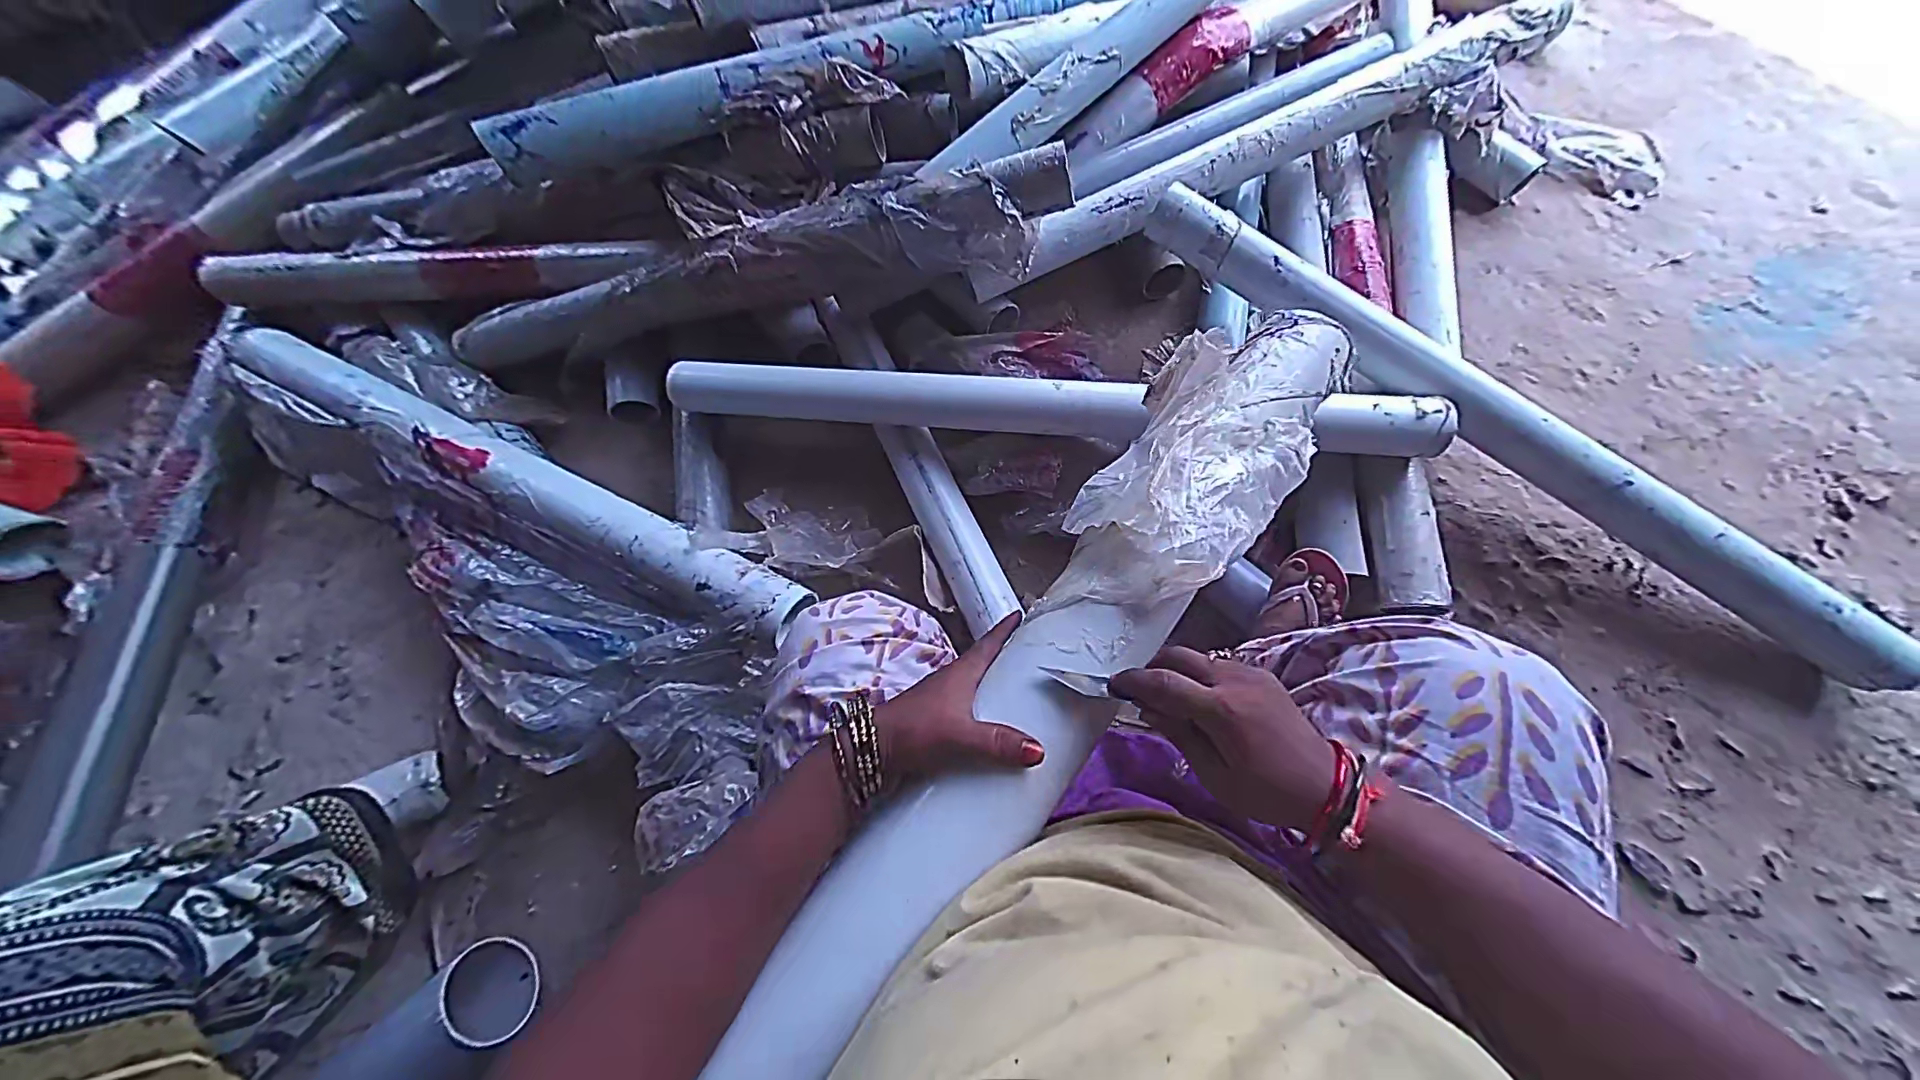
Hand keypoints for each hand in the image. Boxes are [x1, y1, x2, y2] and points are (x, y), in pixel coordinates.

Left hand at [875, 611, 1043, 784]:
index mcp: (961, 674)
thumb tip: (1037, 749)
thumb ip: (998, 742)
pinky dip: (983, 716)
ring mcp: (942, 703)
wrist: (871, 750)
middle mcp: (952, 683)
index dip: (1005, 630)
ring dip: (994, 689)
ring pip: (976, 690)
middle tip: (1031, 658)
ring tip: (1020, 697)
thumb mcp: (960, 734)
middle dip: (1006, 659)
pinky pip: (968, 714)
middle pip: (985, 664)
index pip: (988, 644)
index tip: (1020, 615)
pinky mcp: (935, 724)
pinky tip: (994, 733)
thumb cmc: (912, 729)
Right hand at [1109, 647, 1334, 830]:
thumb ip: (1178, 733)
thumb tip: (1147, 707)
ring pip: (1198, 657)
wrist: (1326, 787)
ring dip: (1175, 669)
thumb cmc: (1266, 792)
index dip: (1134, 681)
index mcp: (1221, 709)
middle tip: (1137, 690)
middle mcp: (1234, 680)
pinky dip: (1198, 673)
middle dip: (1151, 668)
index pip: (1163, 682)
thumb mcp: (1214, 774)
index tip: (1114, 685)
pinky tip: (1198, 697)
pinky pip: (1218, 663)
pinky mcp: (1262, 675)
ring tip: (1166, 696)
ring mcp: (1251, 673)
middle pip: (1178, 656)